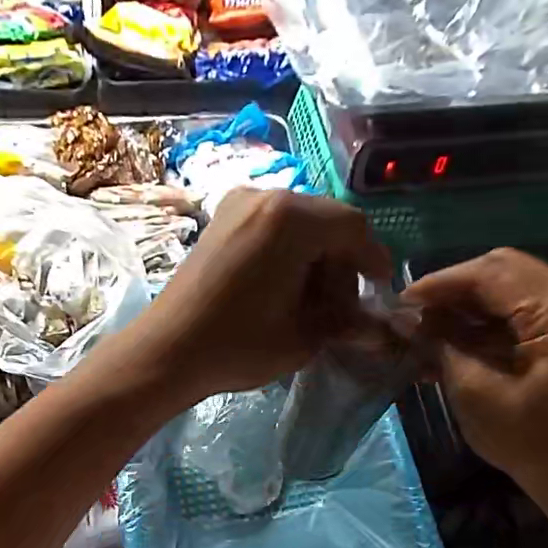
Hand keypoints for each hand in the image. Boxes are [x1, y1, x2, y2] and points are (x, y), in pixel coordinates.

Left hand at [125, 189, 392, 400]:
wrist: (167, 351)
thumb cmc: (238, 345)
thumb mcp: (303, 337)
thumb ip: (346, 321)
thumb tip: (376, 324)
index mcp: (292, 218)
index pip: (353, 227)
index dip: (374, 259)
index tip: (380, 290)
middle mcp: (267, 196)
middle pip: (327, 220)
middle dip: (343, 261)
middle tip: (345, 304)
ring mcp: (239, 204)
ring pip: (300, 222)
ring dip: (317, 257)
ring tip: (314, 301)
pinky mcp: (222, 220)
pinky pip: (272, 227)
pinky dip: (290, 252)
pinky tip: (286, 288)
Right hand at [406, 249, 547, 503]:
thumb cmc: (530, 442)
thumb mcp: (475, 393)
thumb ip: (442, 345)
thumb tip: (406, 319)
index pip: (494, 273)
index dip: (442, 283)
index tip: (400, 301)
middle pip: (504, 271)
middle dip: (453, 291)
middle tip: (411, 313)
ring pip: (510, 287)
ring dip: (466, 306)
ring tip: (425, 327)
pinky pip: (521, 308)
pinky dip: (485, 321)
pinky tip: (451, 338)